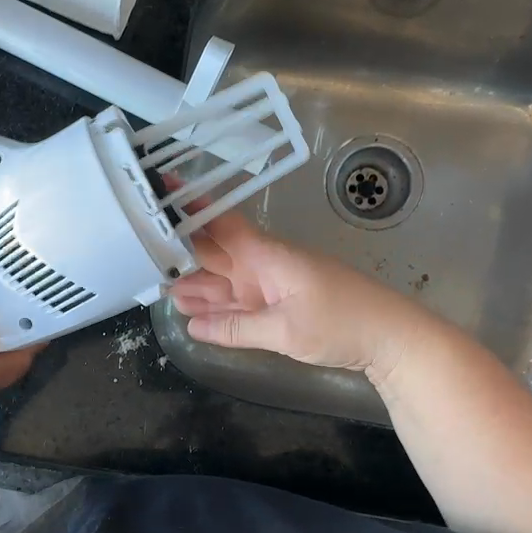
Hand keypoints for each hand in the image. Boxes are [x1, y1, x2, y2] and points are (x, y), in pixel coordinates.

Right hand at [168, 214, 428, 378]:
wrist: (390, 339)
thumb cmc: (343, 323)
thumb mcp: (285, 331)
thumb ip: (237, 327)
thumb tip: (194, 325)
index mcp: (266, 257)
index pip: (220, 224)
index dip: (191, 208)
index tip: (160, 193)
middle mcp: (263, 266)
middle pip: (213, 253)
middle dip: (180, 254)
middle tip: (140, 255)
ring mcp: (270, 288)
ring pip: (222, 281)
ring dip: (193, 286)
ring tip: (158, 290)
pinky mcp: (277, 308)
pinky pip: (238, 304)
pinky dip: (215, 309)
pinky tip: (191, 313)